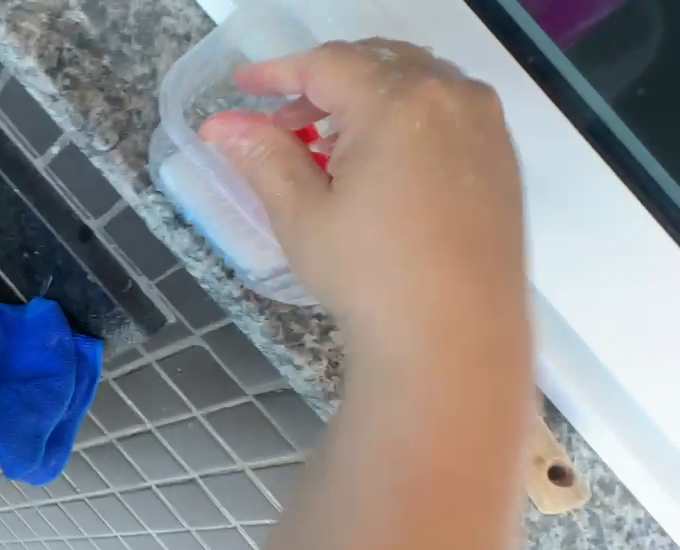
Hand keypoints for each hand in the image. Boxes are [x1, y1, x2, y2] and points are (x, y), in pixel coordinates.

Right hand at [201, 40, 527, 355]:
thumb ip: (263, 158)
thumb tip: (221, 125)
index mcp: (397, 103)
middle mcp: (449, 94)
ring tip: (316, 146)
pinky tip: (365, 164)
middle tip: (274, 122)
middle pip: (376, 61)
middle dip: (318, 83)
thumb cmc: (363, 268)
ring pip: (411, 82)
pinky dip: (393, 117)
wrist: (448, 321)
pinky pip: (438, 108)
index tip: (239, 86)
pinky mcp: (494, 150)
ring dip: (357, 99)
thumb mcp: (299, 214)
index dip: (278, 71)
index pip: (329, 64)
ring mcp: (481, 119)